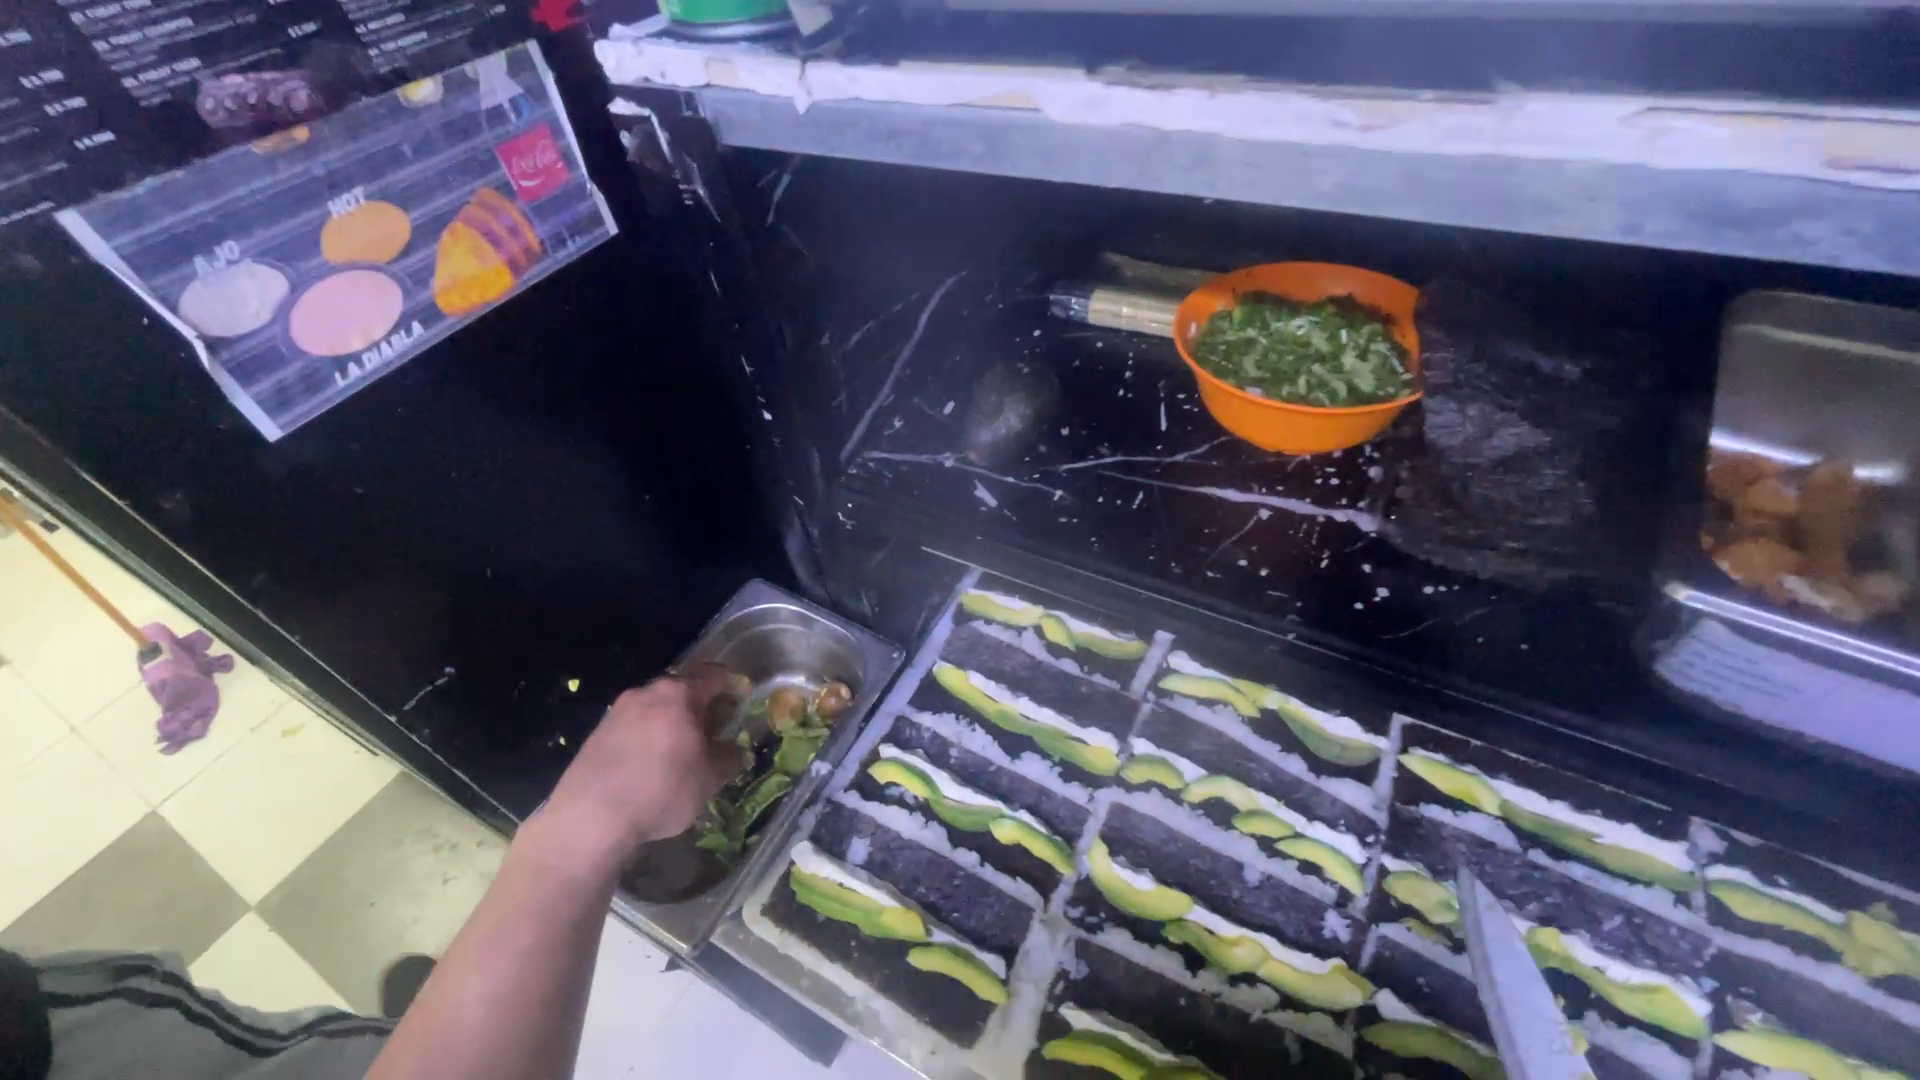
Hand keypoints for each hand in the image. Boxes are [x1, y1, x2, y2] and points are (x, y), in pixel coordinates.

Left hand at [539, 670, 743, 869]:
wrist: (590, 818)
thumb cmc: (661, 789)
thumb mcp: (709, 778)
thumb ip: (729, 757)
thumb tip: (736, 750)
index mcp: (678, 694)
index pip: (714, 675)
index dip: (733, 685)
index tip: (744, 697)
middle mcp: (646, 693)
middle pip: (683, 688)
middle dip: (703, 704)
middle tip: (717, 726)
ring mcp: (618, 711)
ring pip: (657, 706)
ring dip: (675, 720)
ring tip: (686, 746)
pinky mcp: (598, 733)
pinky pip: (636, 724)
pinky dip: (652, 733)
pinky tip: (655, 761)